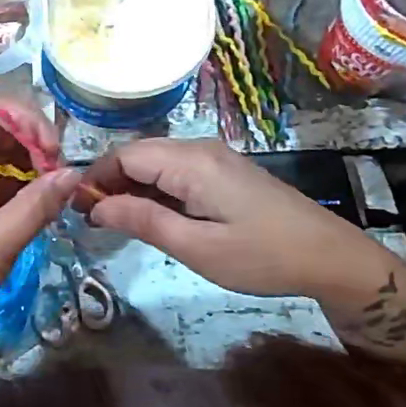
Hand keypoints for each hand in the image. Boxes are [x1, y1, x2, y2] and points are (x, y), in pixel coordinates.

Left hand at [0, 98, 80, 359]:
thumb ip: (35, 206)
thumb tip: (74, 173)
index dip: (25, 118)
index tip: (51, 150)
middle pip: (8, 126)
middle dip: (39, 140)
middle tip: (62, 172)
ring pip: (17, 150)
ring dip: (42, 161)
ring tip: (61, 187)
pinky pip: (19, 175)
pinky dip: (39, 180)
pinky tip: (53, 199)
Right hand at [80, 139, 401, 300]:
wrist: (330, 257)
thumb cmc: (262, 256)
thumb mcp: (197, 247)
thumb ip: (144, 221)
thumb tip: (96, 206)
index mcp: (191, 162)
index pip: (125, 155)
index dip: (95, 178)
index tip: (75, 209)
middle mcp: (199, 149)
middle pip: (138, 154)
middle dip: (109, 182)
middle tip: (90, 219)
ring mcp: (214, 158)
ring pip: (155, 161)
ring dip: (130, 186)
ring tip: (112, 220)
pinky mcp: (223, 171)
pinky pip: (175, 170)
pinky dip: (154, 189)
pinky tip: (147, 214)